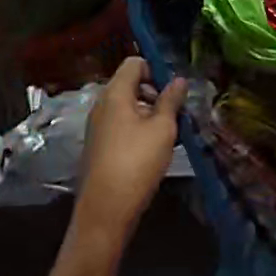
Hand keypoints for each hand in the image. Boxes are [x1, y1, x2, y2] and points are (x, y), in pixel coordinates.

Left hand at [75, 58, 187, 240]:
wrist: (104, 212)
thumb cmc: (136, 163)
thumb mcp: (162, 129)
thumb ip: (171, 100)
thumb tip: (178, 80)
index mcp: (115, 94)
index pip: (134, 63)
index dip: (155, 70)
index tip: (173, 92)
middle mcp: (102, 105)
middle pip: (130, 84)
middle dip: (155, 93)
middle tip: (174, 114)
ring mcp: (97, 127)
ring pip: (127, 107)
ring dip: (148, 114)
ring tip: (167, 135)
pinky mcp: (98, 147)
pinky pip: (120, 125)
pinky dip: (137, 130)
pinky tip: (151, 151)